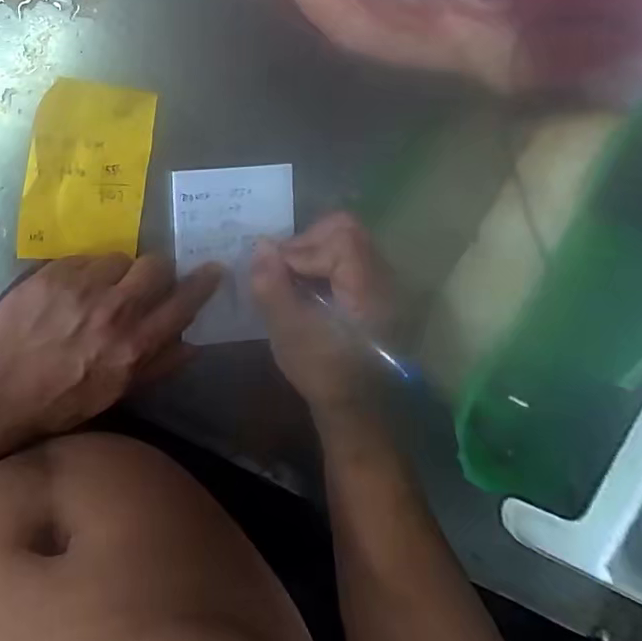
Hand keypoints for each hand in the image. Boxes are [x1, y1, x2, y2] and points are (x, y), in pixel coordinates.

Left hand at [0, 254, 222, 440]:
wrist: (1, 390)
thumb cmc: (62, 400)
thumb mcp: (117, 392)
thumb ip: (158, 364)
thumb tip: (192, 342)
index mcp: (135, 344)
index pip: (183, 303)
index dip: (203, 283)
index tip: (213, 269)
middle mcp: (115, 309)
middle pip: (155, 265)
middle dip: (156, 269)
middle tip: (143, 280)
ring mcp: (83, 286)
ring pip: (119, 257)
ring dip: (115, 270)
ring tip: (97, 289)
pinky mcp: (55, 272)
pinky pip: (85, 258)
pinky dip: (84, 271)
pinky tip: (69, 290)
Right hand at [251, 212, 396, 414]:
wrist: (356, 409)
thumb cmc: (323, 372)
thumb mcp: (288, 331)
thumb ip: (272, 286)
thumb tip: (259, 245)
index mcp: (368, 287)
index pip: (339, 239)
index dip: (301, 248)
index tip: (277, 271)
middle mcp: (382, 278)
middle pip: (345, 230)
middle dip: (306, 242)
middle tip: (282, 267)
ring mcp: (380, 284)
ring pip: (345, 242)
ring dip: (311, 252)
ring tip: (289, 278)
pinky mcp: (371, 292)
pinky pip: (346, 259)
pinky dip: (320, 263)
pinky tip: (303, 289)